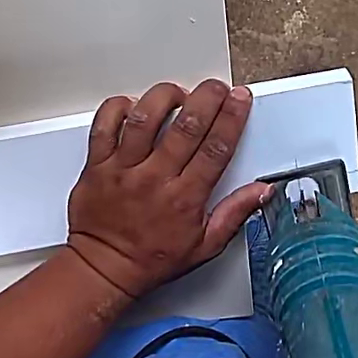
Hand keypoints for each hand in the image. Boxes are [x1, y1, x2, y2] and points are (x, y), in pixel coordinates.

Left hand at [66, 80, 271, 300]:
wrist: (103, 269)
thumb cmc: (151, 259)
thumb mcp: (206, 244)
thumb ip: (235, 213)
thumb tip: (261, 191)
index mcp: (185, 198)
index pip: (216, 147)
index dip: (232, 117)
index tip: (240, 100)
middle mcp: (155, 179)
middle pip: (187, 125)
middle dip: (207, 98)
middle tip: (216, 88)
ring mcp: (123, 169)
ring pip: (146, 118)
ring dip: (166, 97)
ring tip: (179, 93)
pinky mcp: (96, 165)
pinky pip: (104, 125)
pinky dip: (119, 107)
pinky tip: (135, 105)